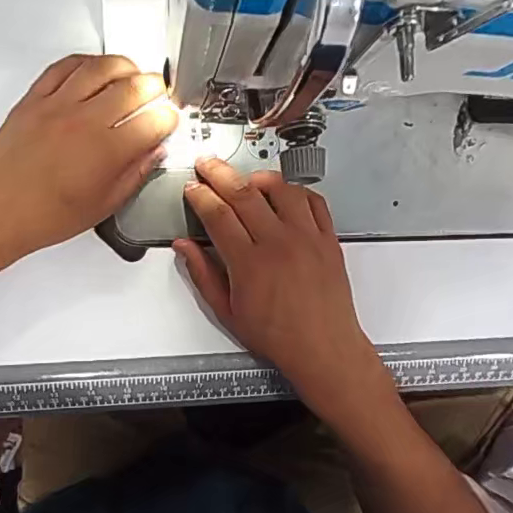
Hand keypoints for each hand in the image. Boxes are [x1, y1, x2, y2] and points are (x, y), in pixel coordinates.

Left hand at [0, 55, 178, 290]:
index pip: (153, 121)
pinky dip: (86, 62)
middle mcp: (84, 122)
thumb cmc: (47, 215)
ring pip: (101, 67)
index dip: (169, 118)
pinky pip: (64, 66)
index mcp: (107, 152)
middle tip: (159, 95)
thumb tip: (154, 152)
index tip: (169, 121)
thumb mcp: (105, 204)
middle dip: (155, 88)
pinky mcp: (34, 99)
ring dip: (125, 67)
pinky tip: (95, 69)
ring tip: (133, 75)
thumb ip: (135, 173)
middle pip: (133, 86)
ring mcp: (57, 106)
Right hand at [175, 157, 394, 419]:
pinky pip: (314, 202)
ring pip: (281, 189)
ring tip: (246, 178)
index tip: (193, 188)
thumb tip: (184, 248)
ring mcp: (307, 239)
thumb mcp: (228, 312)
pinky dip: (297, 192)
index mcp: (249, 263)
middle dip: (220, 173)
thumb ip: (203, 275)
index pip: (217, 214)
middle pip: (244, 193)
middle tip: (208, 165)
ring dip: (259, 177)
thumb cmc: (279, 336)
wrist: (323, 348)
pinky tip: (286, 194)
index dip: (200, 196)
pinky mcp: (328, 240)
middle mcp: (279, 244)